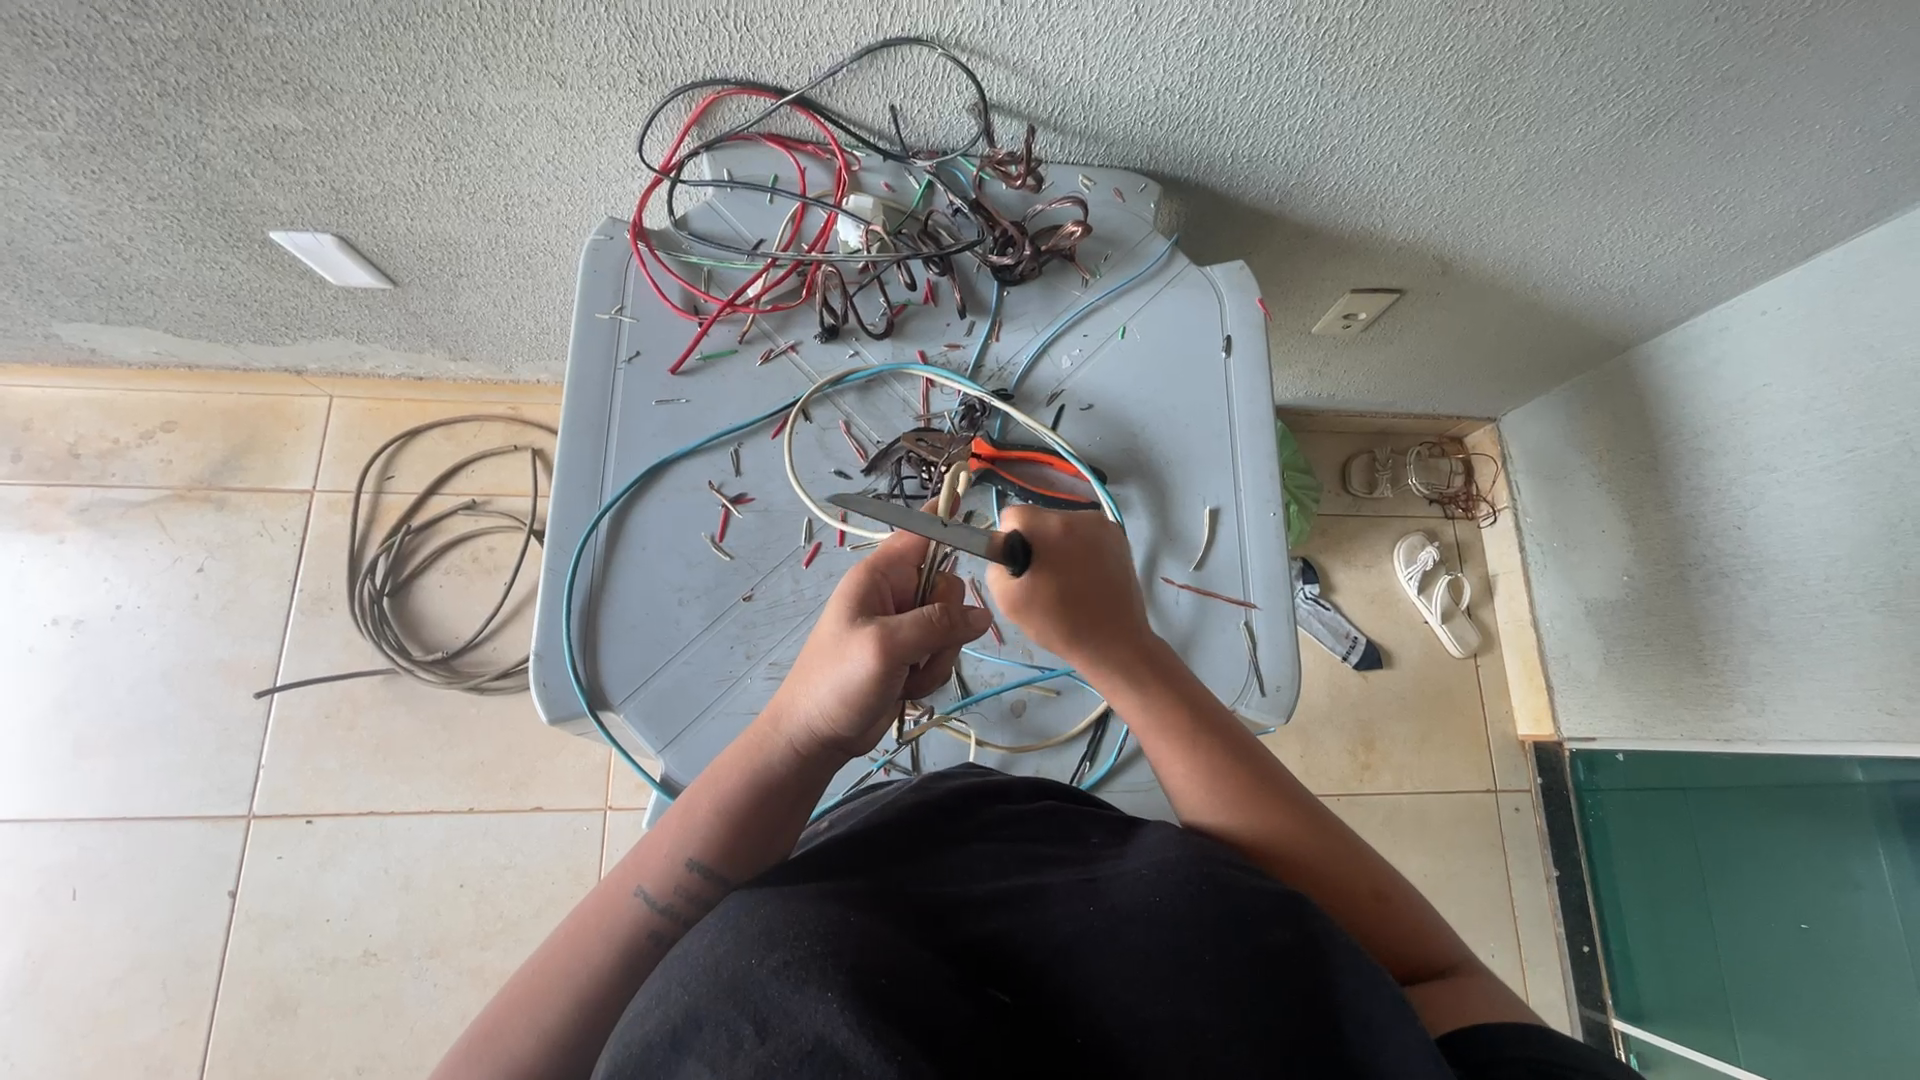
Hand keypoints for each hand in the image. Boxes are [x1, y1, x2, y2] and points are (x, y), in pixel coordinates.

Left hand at [762, 528, 993, 761]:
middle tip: (920, 647)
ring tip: (905, 676)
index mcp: (878, 577)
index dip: (943, 520)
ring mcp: (904, 627)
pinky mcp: (911, 656)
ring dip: (937, 657)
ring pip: (952, 626)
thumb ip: (938, 625)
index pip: (918, 534)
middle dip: (946, 624)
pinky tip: (906, 688)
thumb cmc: (838, 680)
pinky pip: (944, 653)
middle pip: (947, 588)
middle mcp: (893, 595)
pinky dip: (932, 673)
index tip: (970, 509)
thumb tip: (983, 616)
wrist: (817, 735)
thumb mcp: (887, 646)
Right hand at [985, 506, 1156, 674]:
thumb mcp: (1008, 600)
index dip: (1008, 540)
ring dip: (1056, 545)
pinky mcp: (1119, 538)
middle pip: (1039, 518)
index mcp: (1052, 527)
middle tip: (1041, 579)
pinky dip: (1078, 549)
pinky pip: (1084, 534)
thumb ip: (996, 566)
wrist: (1114, 643)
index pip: (1012, 514)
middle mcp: (1080, 516)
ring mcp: (1104, 525)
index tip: (1019, 567)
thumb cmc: (1059, 624)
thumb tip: (1004, 550)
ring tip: (1065, 581)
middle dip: (1034, 542)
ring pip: (1062, 526)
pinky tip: (1084, 578)